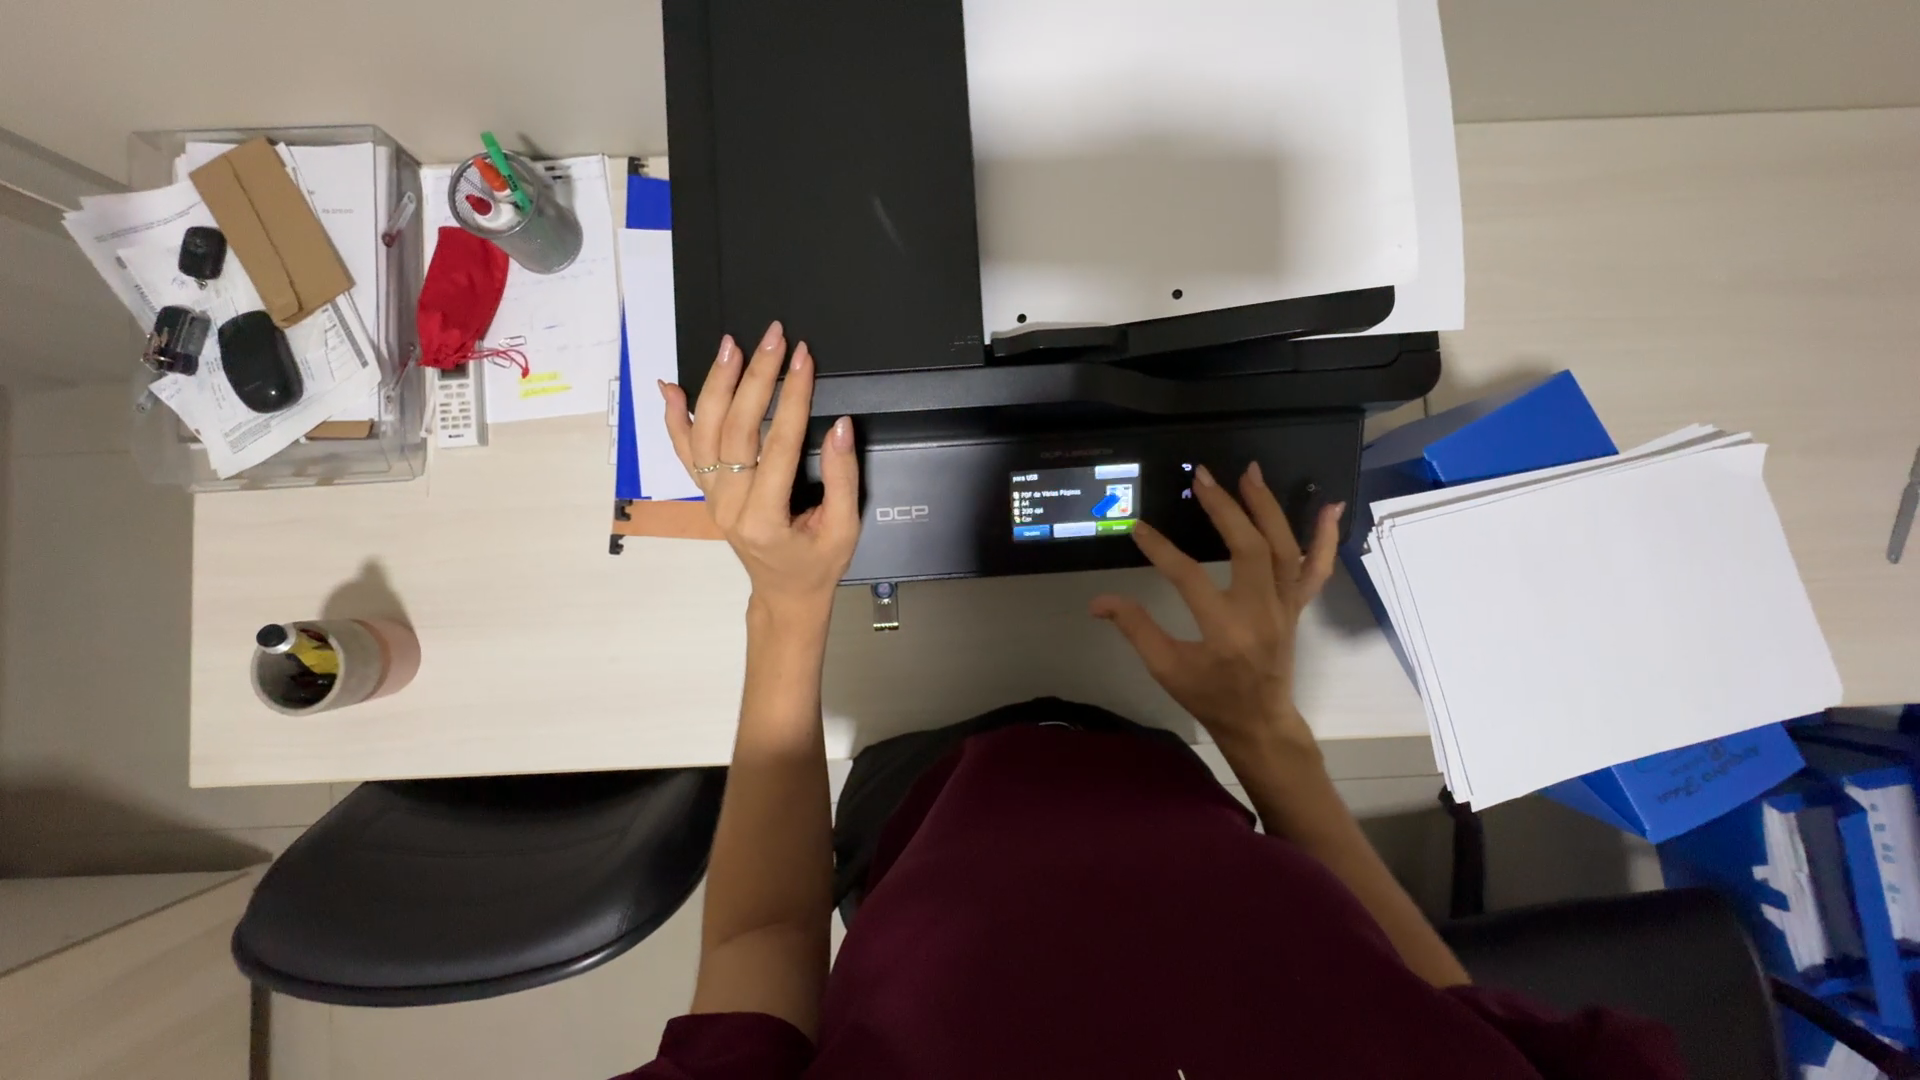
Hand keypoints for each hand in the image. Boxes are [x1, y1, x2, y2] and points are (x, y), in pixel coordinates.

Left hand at [660, 322, 860, 623]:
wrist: (785, 593)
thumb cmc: (817, 564)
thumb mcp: (844, 527)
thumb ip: (843, 477)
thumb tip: (840, 425)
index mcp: (765, 518)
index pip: (778, 445)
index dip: (793, 398)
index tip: (803, 360)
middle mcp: (728, 506)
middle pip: (736, 430)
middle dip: (756, 378)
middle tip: (773, 338)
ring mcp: (711, 499)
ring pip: (705, 433)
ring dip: (716, 384)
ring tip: (731, 345)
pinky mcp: (707, 494)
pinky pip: (685, 452)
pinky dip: (675, 418)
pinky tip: (671, 387)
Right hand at [1090, 463, 1343, 753]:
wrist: (1259, 721)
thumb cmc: (1209, 697)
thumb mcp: (1166, 668)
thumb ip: (1135, 628)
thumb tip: (1099, 602)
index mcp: (1225, 631)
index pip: (1189, 577)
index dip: (1161, 550)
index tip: (1139, 529)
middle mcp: (1261, 612)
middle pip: (1249, 548)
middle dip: (1225, 509)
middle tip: (1203, 477)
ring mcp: (1284, 606)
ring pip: (1283, 548)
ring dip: (1266, 507)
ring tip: (1249, 473)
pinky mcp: (1296, 605)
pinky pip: (1316, 569)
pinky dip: (1324, 537)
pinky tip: (1329, 506)